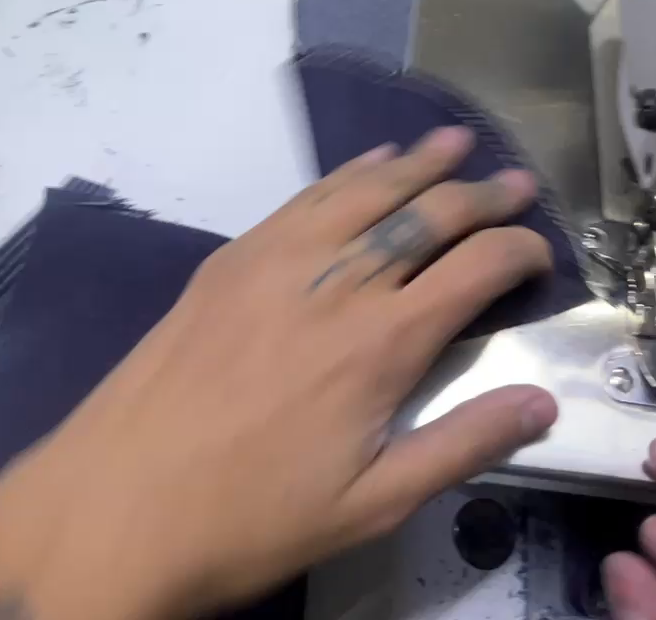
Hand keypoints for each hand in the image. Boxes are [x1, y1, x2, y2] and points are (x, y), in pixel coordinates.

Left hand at [0, 127, 559, 619]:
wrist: (114, 504)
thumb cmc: (250, 516)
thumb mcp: (370, 505)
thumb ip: (463, 445)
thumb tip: (541, 404)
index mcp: (382, 343)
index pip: (476, 267)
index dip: (520, 249)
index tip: (540, 251)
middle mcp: (339, 281)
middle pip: (428, 213)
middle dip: (483, 193)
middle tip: (516, 179)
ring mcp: (281, 257)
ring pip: (368, 188)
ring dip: (419, 161)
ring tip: (455, 140)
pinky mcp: (237, 254)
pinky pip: (308, 196)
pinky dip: (350, 172)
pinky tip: (371, 162)